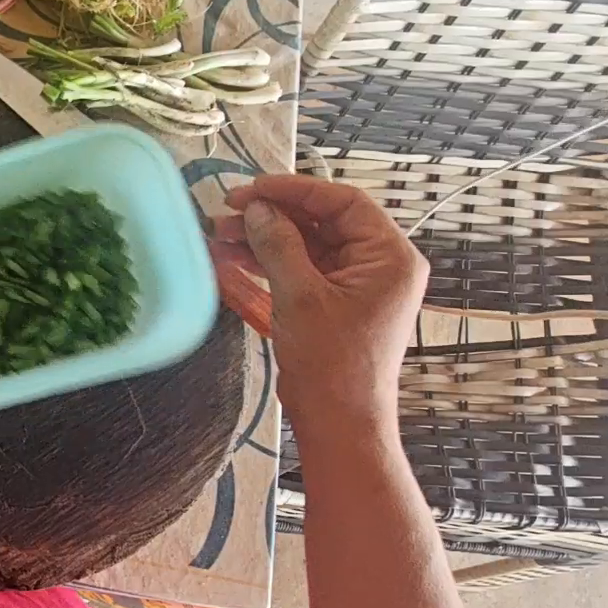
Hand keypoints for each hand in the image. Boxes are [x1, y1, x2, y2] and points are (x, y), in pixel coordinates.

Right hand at [212, 175, 426, 431]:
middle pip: (322, 222)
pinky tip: (231, 257)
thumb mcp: (301, 297)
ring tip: (218, 235)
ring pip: (305, 245)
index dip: (294, 190)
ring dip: (262, 238)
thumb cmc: (330, 359)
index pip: (343, 203)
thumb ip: (279, 247)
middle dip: (272, 215)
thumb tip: (257, 210)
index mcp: (388, 256)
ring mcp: (353, 284)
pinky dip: (266, 261)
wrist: (338, 417)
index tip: (249, 190)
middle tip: (226, 213)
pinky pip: (298, 269)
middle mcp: (376, 264)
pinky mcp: (330, 302)